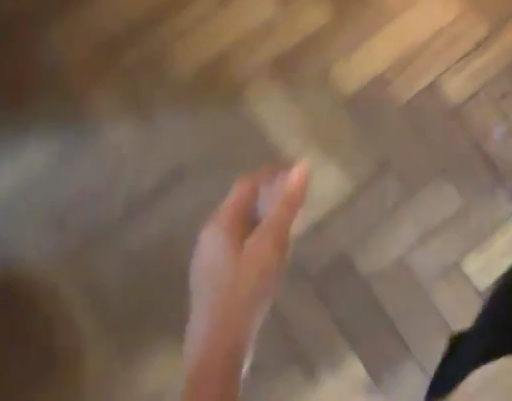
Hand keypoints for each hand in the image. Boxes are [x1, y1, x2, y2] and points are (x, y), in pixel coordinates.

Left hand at [185, 163, 309, 378]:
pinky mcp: (216, 278)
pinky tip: (274, 251)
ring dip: (266, 215)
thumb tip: (302, 165)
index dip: (274, 172)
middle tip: (301, 195)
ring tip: (292, 219)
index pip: (248, 183)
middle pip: (242, 202)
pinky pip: (240, 243)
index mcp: (220, 223)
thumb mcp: (271, 244)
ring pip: (241, 224)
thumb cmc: (246, 289)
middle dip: (271, 193)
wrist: (219, 347)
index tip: (301, 171)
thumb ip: (286, 205)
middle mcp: (210, 235)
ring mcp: (210, 258)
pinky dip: (259, 235)